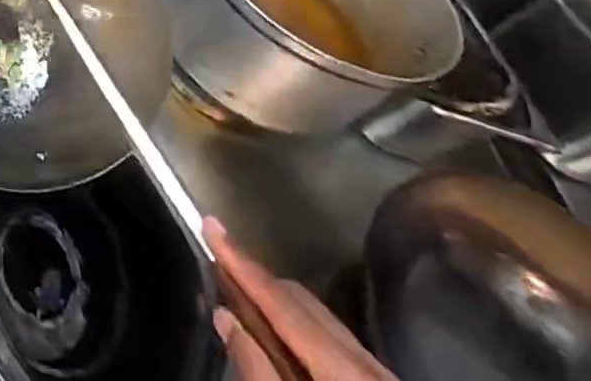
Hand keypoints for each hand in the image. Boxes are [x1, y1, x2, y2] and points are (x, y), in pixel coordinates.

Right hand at [203, 216, 397, 380]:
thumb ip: (259, 371)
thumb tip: (225, 317)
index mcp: (343, 365)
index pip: (280, 300)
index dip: (241, 262)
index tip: (210, 224)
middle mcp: (367, 359)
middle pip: (302, 301)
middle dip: (258, 280)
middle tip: (217, 262)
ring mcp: (380, 371)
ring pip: (321, 318)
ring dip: (278, 302)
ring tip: (241, 294)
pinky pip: (335, 338)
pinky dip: (302, 327)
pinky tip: (283, 335)